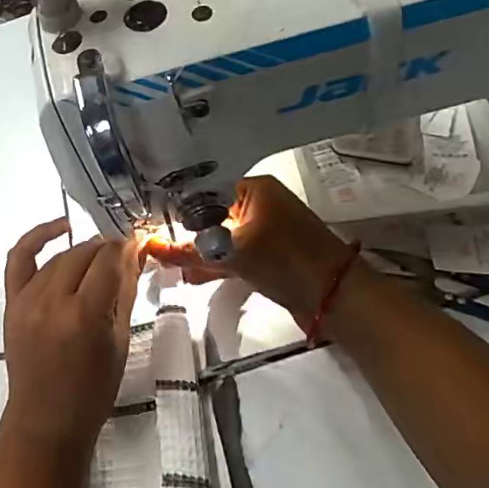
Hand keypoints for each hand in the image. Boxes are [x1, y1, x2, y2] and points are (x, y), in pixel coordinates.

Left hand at [0, 219, 143, 487]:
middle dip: (107, 249)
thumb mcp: (119, 342)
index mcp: (83, 316)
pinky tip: (61, 227)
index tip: (138, 243)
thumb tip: (135, 253)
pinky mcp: (11, 303)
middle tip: (124, 254)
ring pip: (59, 256)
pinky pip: (19, 257)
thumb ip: (124, 291)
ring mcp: (27, 300)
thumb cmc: (91, 392)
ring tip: (100, 255)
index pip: (108, 261)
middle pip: (84, 254)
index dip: (126, 247)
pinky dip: (38, 236)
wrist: (45, 423)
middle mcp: (52, 302)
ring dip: (82, 250)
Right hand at [149, 175, 352, 315]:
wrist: (337, 298)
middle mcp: (261, 205)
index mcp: (255, 189)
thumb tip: (151, 246)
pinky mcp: (272, 256)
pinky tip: (195, 275)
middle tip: (160, 247)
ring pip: (224, 238)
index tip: (156, 223)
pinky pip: (237, 255)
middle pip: (213, 215)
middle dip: (188, 234)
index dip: (180, 208)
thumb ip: (189, 251)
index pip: (207, 191)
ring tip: (172, 266)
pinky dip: (218, 265)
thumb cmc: (287, 259)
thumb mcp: (233, 252)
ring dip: (201, 253)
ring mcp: (268, 231)